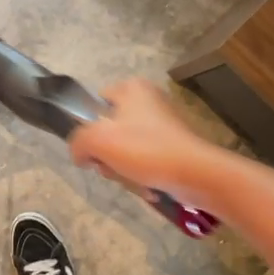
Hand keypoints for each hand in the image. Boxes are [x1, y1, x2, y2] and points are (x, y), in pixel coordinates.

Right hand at [69, 79, 227, 210]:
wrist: (195, 174)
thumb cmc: (145, 149)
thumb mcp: (98, 139)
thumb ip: (78, 142)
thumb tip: (81, 155)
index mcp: (131, 88)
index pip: (96, 103)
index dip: (89, 127)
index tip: (94, 148)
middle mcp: (149, 99)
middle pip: (110, 129)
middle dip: (107, 154)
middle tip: (112, 167)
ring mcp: (164, 123)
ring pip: (127, 148)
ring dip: (123, 169)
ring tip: (133, 180)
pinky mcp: (174, 145)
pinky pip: (146, 159)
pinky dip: (143, 174)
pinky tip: (147, 186)